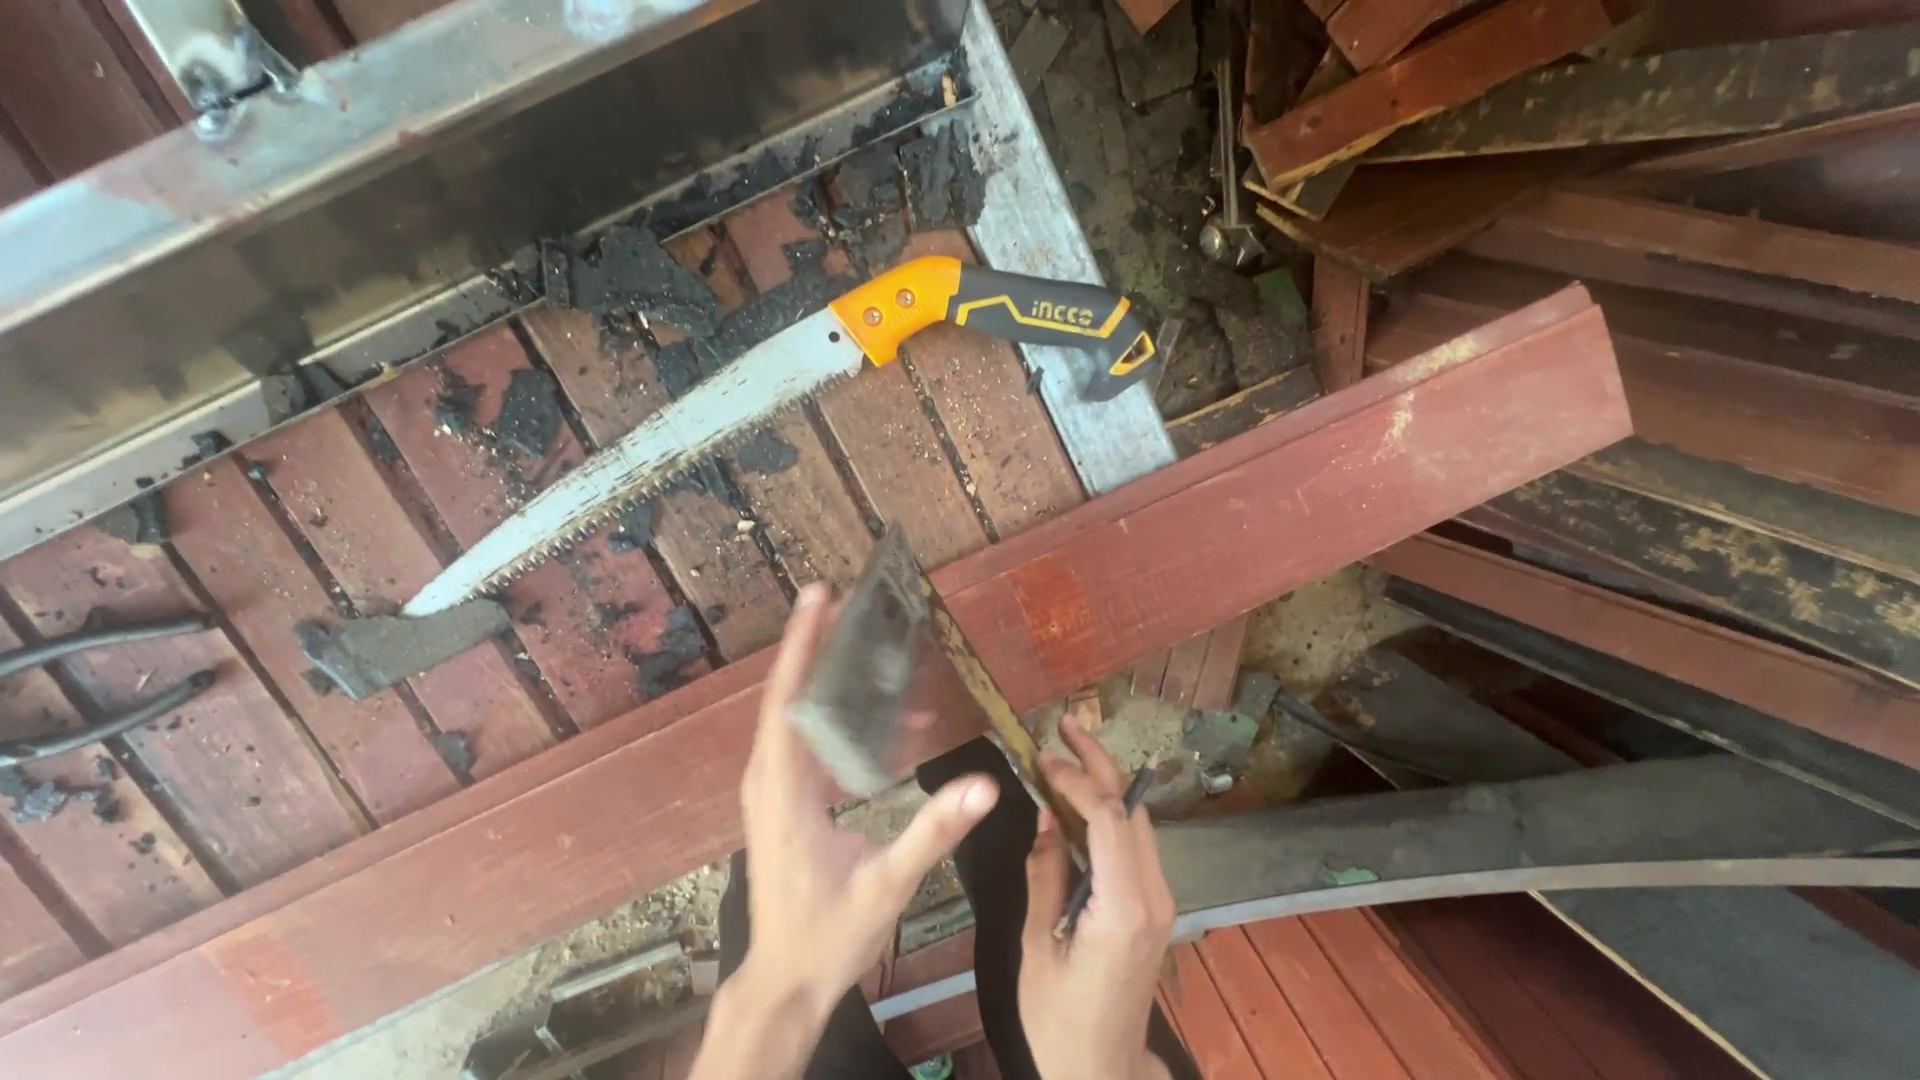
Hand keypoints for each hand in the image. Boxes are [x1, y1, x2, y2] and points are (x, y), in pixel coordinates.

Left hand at [704, 582, 999, 1072]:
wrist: (787, 978)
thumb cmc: (829, 935)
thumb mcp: (887, 884)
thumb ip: (934, 831)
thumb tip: (985, 785)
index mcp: (785, 794)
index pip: (788, 703)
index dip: (801, 646)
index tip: (817, 598)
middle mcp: (770, 781)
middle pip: (788, 696)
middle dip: (814, 645)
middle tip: (844, 601)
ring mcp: (773, 790)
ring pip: (794, 716)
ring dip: (825, 677)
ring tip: (861, 641)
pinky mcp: (784, 800)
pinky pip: (806, 742)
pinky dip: (836, 718)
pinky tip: (880, 716)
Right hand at [1019, 717, 1176, 1079]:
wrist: (1101, 1070)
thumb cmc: (1059, 1018)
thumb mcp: (1037, 945)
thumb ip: (1045, 874)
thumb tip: (1044, 816)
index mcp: (1124, 906)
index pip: (1108, 817)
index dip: (1076, 779)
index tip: (1040, 757)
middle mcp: (1154, 895)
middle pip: (1132, 809)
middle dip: (1101, 761)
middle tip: (1067, 724)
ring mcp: (1160, 901)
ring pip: (1137, 821)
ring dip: (1106, 781)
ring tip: (1070, 749)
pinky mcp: (1154, 907)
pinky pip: (1133, 843)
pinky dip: (1108, 811)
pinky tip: (1080, 798)